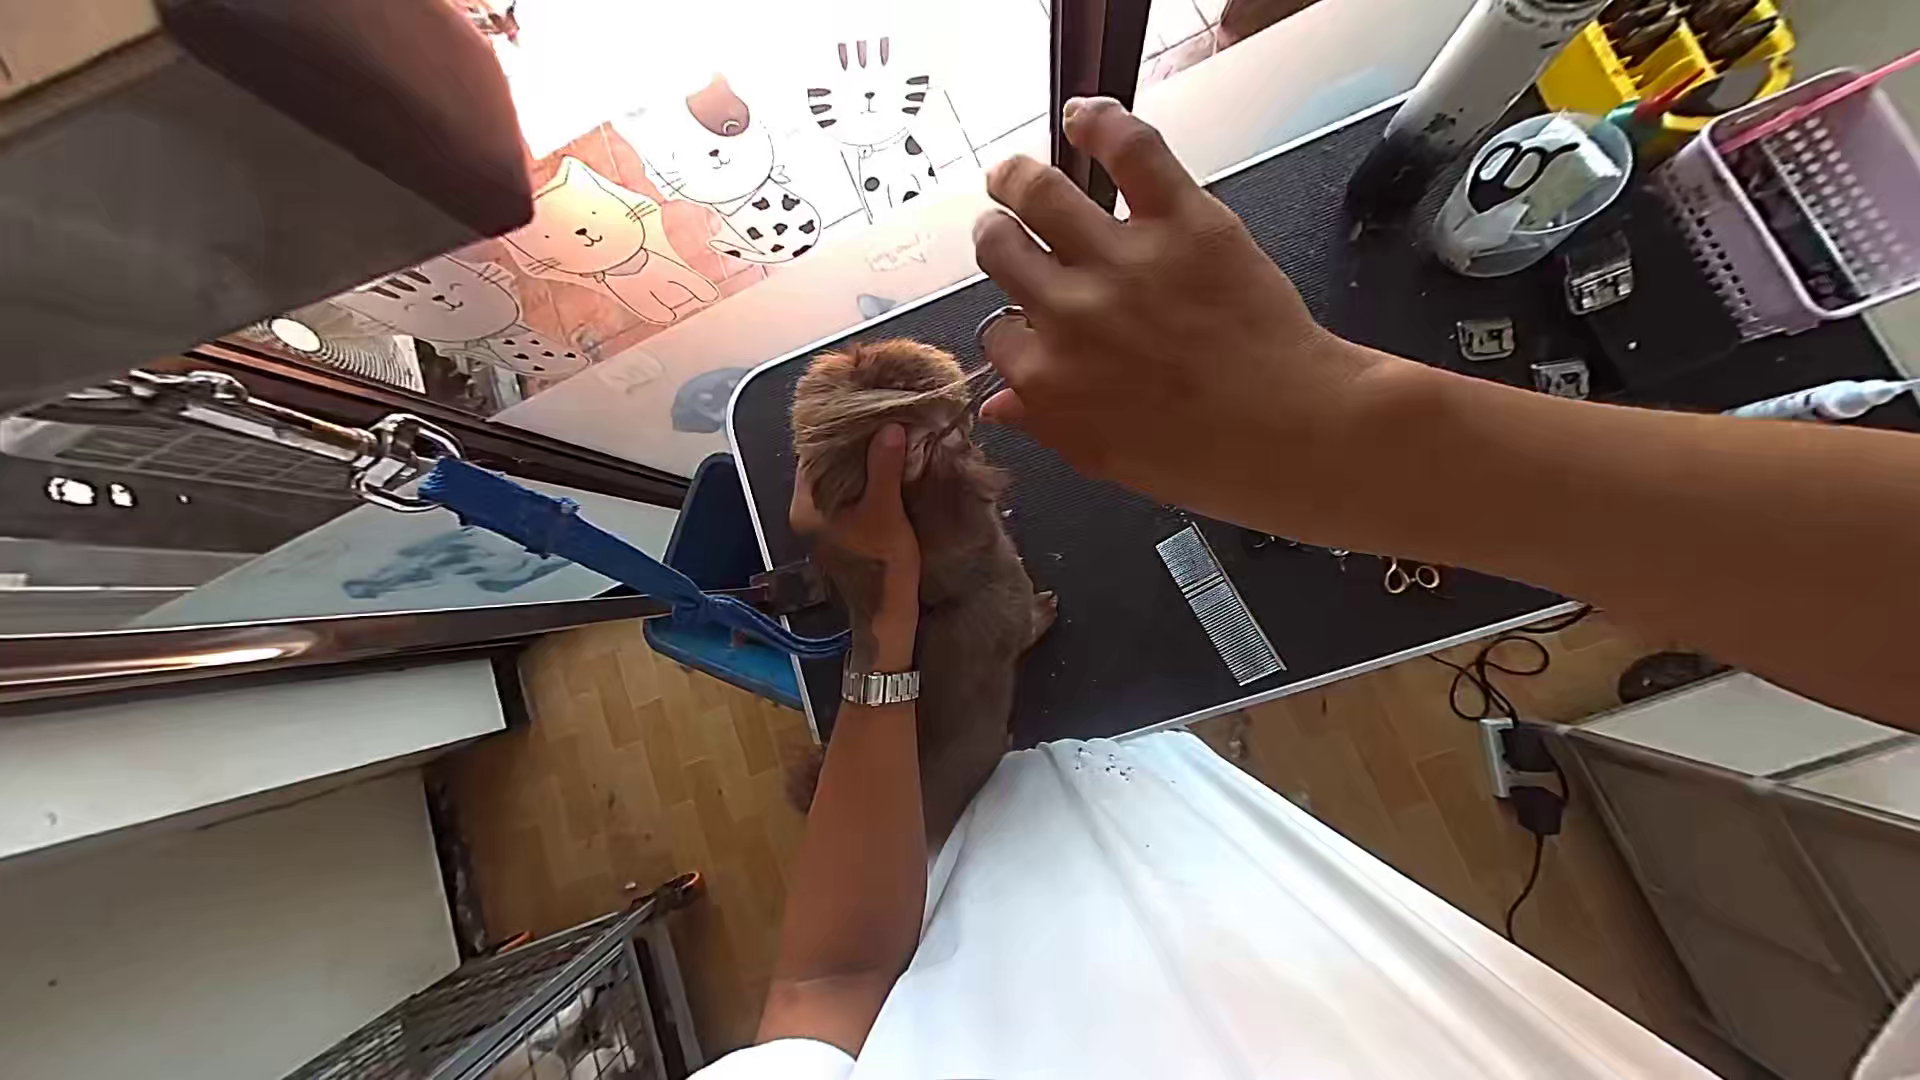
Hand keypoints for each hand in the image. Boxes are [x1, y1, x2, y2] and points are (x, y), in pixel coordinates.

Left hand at [792, 424, 919, 668]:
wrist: (888, 615)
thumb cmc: (882, 567)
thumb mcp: (885, 513)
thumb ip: (883, 468)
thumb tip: (888, 426)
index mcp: (806, 504)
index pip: (812, 450)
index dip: (835, 424)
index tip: (862, 402)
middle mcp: (808, 508)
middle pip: (825, 460)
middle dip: (852, 438)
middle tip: (881, 411)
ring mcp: (826, 519)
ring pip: (841, 474)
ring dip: (862, 455)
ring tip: (889, 429)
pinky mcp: (843, 526)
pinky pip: (852, 489)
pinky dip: (868, 473)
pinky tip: (891, 460)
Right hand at [971, 98, 1410, 523]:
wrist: (1285, 431)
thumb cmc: (1191, 458)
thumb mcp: (1097, 456)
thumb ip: (1041, 424)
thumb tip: (996, 405)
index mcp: (1045, 376)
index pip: (996, 336)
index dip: (1008, 331)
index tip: (1025, 329)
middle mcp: (1067, 313)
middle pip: (1000, 253)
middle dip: (992, 240)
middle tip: (998, 233)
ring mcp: (1122, 261)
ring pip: (1042, 194)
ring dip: (1015, 180)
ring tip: (1010, 176)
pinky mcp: (1182, 221)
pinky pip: (1130, 152)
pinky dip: (1101, 122)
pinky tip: (1081, 117)